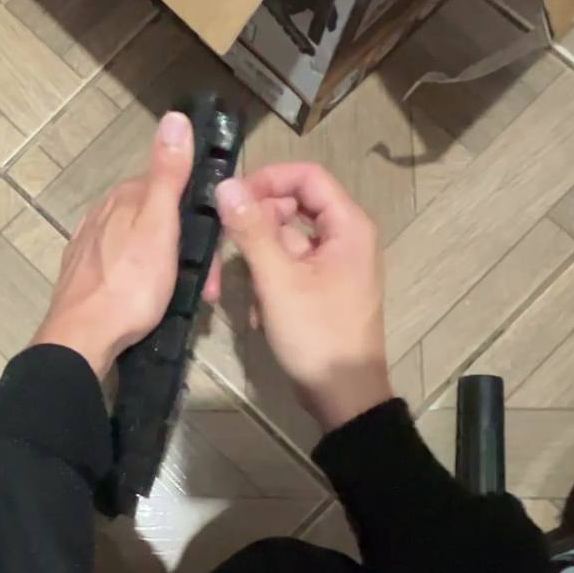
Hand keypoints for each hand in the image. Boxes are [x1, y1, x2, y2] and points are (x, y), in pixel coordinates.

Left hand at [32, 112, 193, 376]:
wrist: (84, 338)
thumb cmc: (130, 285)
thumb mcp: (159, 225)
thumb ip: (168, 174)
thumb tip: (175, 117)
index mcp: (124, 197)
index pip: (170, 187)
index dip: (198, 214)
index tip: (216, 248)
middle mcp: (102, 214)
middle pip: (154, 218)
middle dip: (183, 246)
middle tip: (205, 285)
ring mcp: (89, 245)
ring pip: (139, 244)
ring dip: (165, 265)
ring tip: (178, 296)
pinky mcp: (82, 275)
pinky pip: (122, 266)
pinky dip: (140, 278)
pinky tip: (147, 296)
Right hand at [211, 163, 391, 429]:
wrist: (343, 396)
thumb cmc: (317, 335)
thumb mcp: (278, 281)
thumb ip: (252, 230)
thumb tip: (226, 185)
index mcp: (347, 226)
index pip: (307, 176)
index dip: (268, 179)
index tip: (231, 198)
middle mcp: (343, 238)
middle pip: (292, 208)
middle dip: (257, 229)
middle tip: (228, 249)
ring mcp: (331, 266)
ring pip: (284, 243)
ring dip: (259, 265)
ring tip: (249, 296)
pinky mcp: (319, 289)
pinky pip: (287, 271)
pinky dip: (268, 286)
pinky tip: (261, 316)